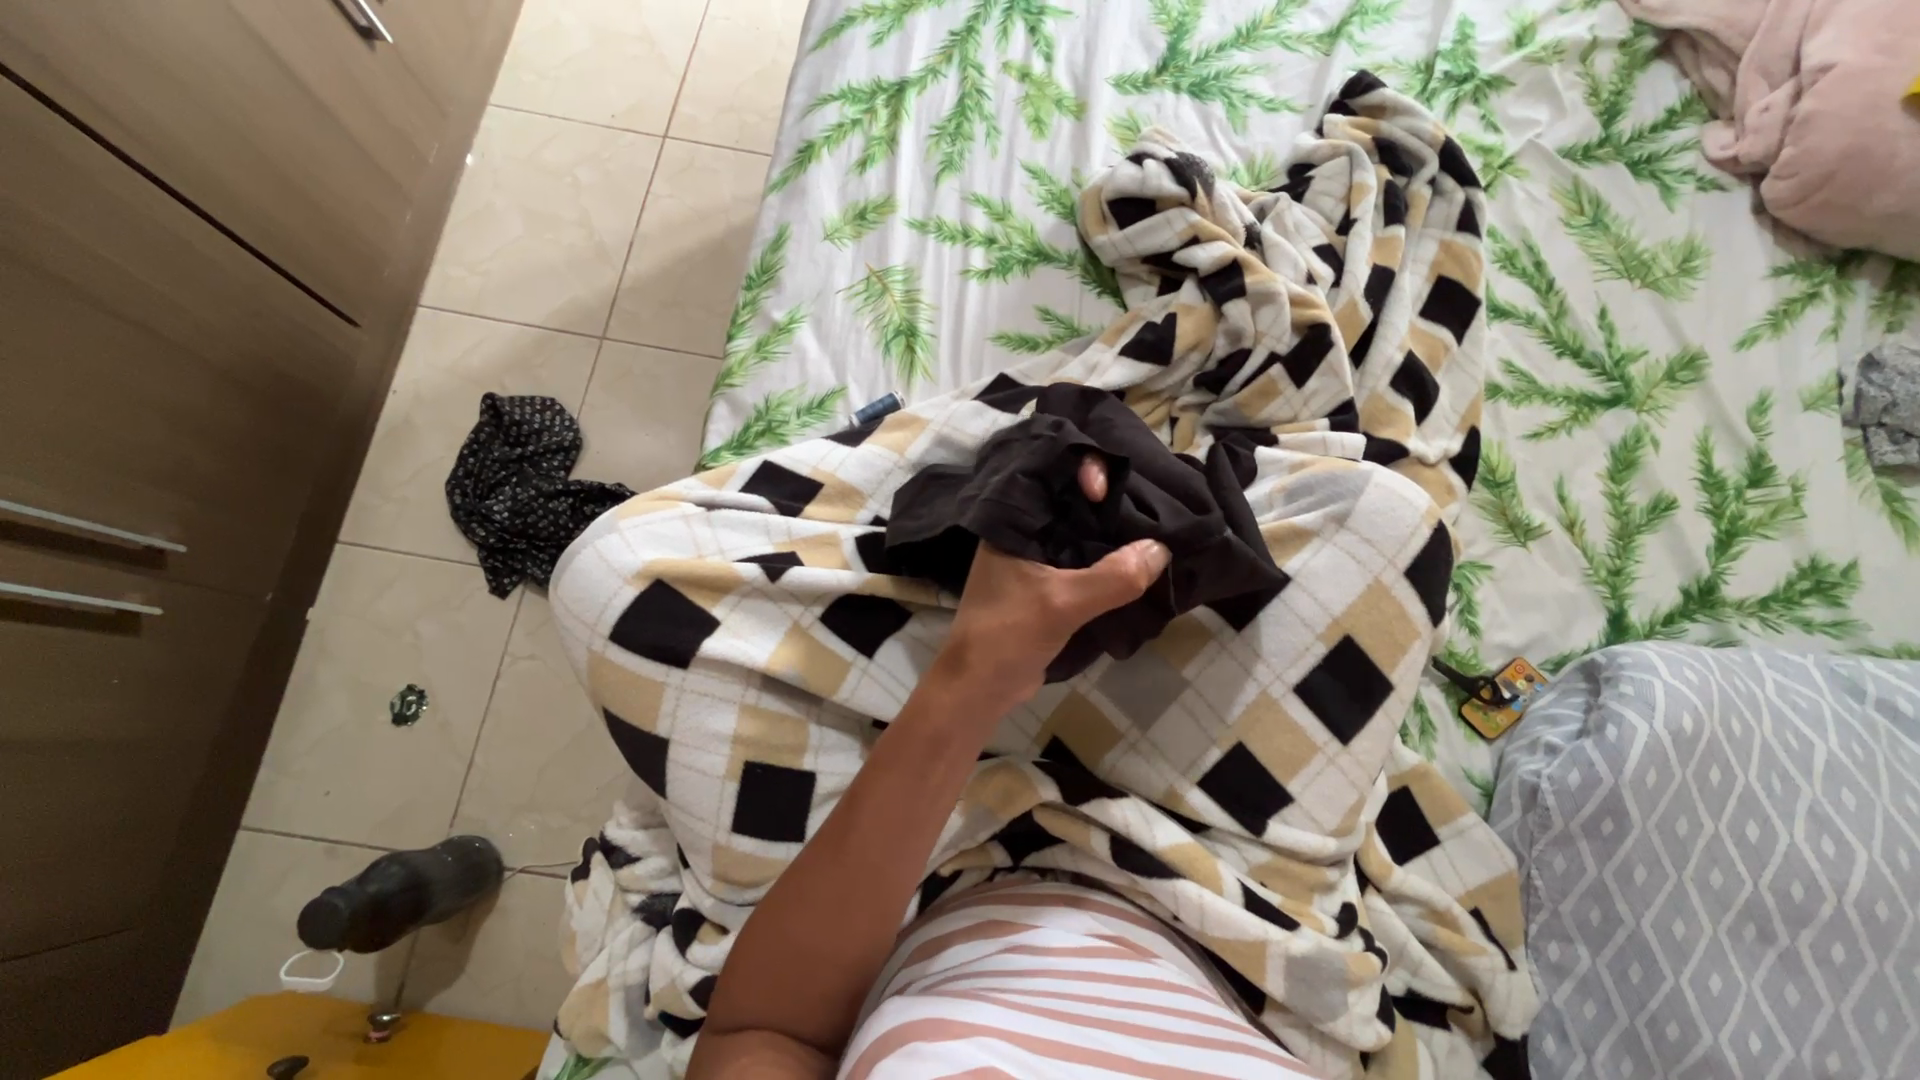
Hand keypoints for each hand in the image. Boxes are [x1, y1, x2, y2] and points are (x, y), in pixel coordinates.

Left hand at [935, 454, 1169, 708]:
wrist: (979, 689)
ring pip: (1082, 536)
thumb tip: (1161, 549)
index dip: (1084, 471)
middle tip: (1153, 502)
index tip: (1108, 492)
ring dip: (1113, 536)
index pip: (1052, 475)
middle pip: (1074, 504)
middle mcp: (1024, 533)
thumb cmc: (1006, 635)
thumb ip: (1112, 578)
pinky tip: (1142, 565)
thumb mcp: (1061, 604)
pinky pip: (1085, 564)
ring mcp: (1036, 561)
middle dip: (1111, 503)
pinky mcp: (1049, 588)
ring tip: (1156, 529)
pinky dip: (1109, 564)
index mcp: (1013, 522)